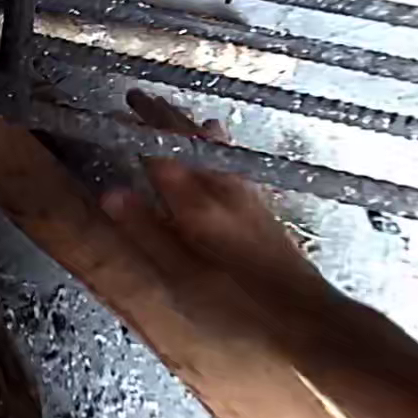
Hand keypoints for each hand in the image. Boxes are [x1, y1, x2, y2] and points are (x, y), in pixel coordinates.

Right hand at [102, 90, 399, 366]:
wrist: (308, 320)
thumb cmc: (236, 302)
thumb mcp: (179, 274)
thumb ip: (144, 231)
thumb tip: (109, 193)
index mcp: (195, 205)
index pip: (161, 154)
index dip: (139, 130)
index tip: (119, 109)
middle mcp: (221, 191)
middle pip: (188, 142)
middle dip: (162, 117)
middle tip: (139, 97)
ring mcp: (244, 196)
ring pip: (210, 146)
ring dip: (186, 125)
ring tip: (172, 109)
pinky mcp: (259, 206)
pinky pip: (229, 158)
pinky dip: (214, 142)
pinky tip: (218, 139)